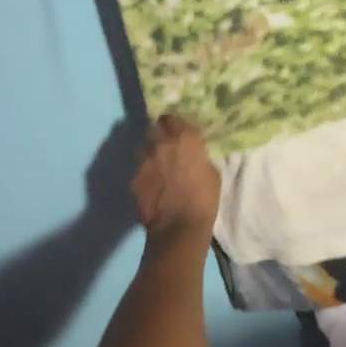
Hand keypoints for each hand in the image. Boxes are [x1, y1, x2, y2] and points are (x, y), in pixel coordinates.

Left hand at [130, 115, 220, 240]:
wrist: (178, 228)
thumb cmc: (204, 200)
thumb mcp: (212, 172)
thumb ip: (199, 155)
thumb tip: (193, 153)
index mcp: (185, 138)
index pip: (173, 117)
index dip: (175, 124)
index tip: (178, 131)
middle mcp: (161, 143)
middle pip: (155, 128)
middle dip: (160, 133)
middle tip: (167, 146)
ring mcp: (144, 160)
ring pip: (144, 147)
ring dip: (151, 152)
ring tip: (157, 166)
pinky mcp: (133, 178)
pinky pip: (139, 168)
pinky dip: (145, 172)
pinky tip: (151, 184)